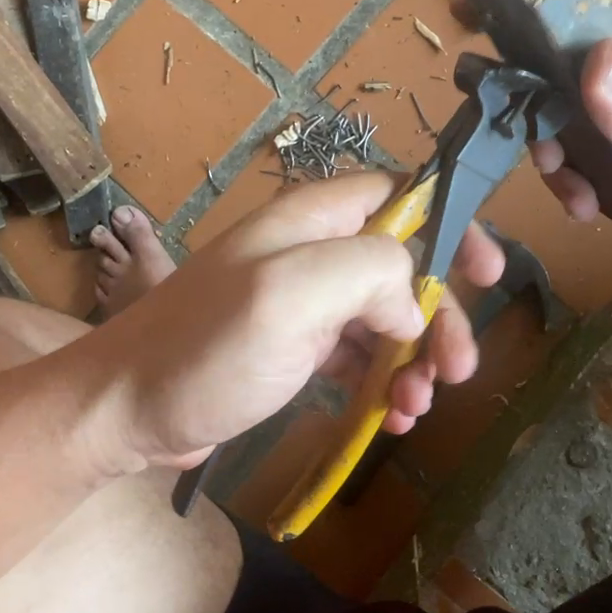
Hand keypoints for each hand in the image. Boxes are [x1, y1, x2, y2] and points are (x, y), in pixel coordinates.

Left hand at [72, 174, 503, 471]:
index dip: (449, 224)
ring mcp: (302, 302)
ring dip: (413, 359)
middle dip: (438, 315)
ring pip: (386, 316)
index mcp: (310, 220)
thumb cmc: (204, 349)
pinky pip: (357, 355)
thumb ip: (367, 273)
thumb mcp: (287, 295)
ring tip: (414, 407)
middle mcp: (310, 252)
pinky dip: (380, 383)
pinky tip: (387, 417)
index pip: (399, 195)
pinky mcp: (293, 348)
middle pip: (403, 266)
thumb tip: (409, 302)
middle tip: (457, 369)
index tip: (484, 272)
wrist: (127, 412)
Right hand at [532, 0, 611, 274]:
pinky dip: (573, 169)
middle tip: (552, 164)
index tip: (538, 103)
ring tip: (576, 197)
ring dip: (561, 148)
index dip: (563, 47)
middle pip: (578, 55)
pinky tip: (586, 204)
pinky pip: (581, 132)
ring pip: (571, 98)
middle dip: (556, 112)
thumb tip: (594, 63)